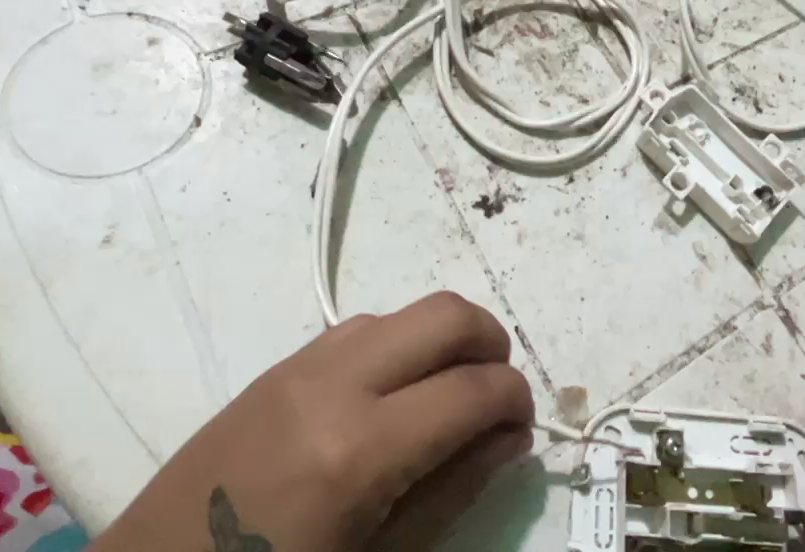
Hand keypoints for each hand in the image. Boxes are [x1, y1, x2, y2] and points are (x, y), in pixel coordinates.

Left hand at [92, 293, 534, 551]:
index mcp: (360, 448)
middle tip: (498, 395)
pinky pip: (363, 328)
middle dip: (492, 343)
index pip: (474, 389)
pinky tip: (396, 396)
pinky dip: (402, 345)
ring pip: (406, 312)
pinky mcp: (281, 362)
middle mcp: (336, 382)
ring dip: (445, 340)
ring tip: (450, 396)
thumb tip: (507, 437)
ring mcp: (303, 362)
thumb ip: (452, 492)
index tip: (523, 427)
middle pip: (446, 315)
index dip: (517, 401)